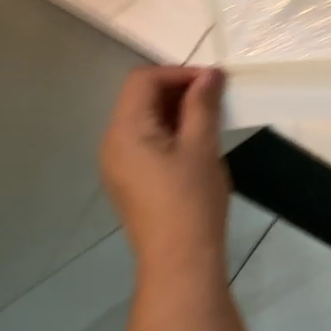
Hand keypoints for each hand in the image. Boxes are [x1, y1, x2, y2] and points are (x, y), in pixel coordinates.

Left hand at [100, 66, 230, 271]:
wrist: (179, 257)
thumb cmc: (192, 199)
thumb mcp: (202, 147)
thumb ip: (202, 105)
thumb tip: (210, 74)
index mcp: (125, 131)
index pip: (143, 80)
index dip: (179, 73)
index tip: (215, 82)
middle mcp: (112, 143)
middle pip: (139, 98)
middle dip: (179, 90)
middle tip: (218, 98)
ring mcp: (118, 163)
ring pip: (144, 120)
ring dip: (177, 111)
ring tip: (212, 120)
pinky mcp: (130, 179)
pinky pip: (146, 141)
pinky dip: (171, 131)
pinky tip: (197, 145)